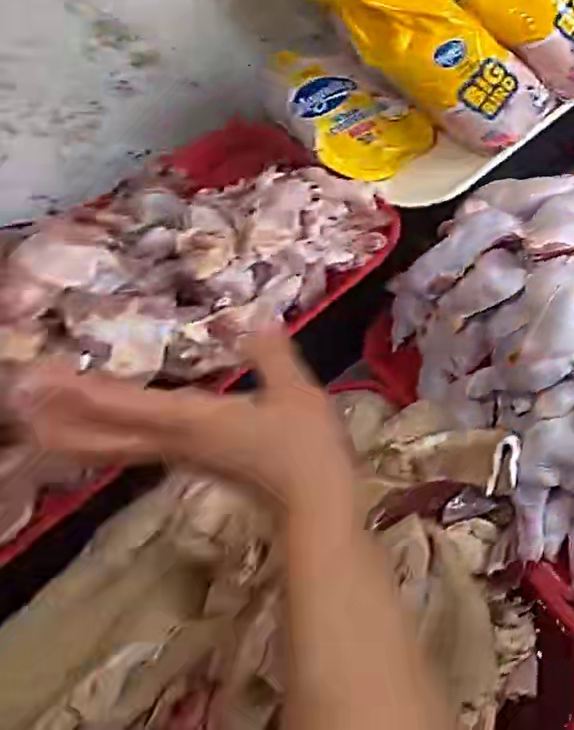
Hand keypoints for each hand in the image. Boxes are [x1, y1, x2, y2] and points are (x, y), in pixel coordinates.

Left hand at [6, 329, 357, 519]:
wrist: (309, 491)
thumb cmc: (303, 439)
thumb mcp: (296, 392)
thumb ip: (272, 357)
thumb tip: (257, 320)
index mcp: (188, 419)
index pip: (113, 404)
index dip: (70, 388)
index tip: (32, 371)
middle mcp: (167, 440)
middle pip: (85, 437)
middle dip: (47, 416)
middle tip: (20, 390)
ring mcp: (173, 456)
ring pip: (96, 447)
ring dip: (61, 430)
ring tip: (41, 410)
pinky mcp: (187, 462)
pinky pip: (120, 450)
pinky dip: (94, 437)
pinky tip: (102, 427)